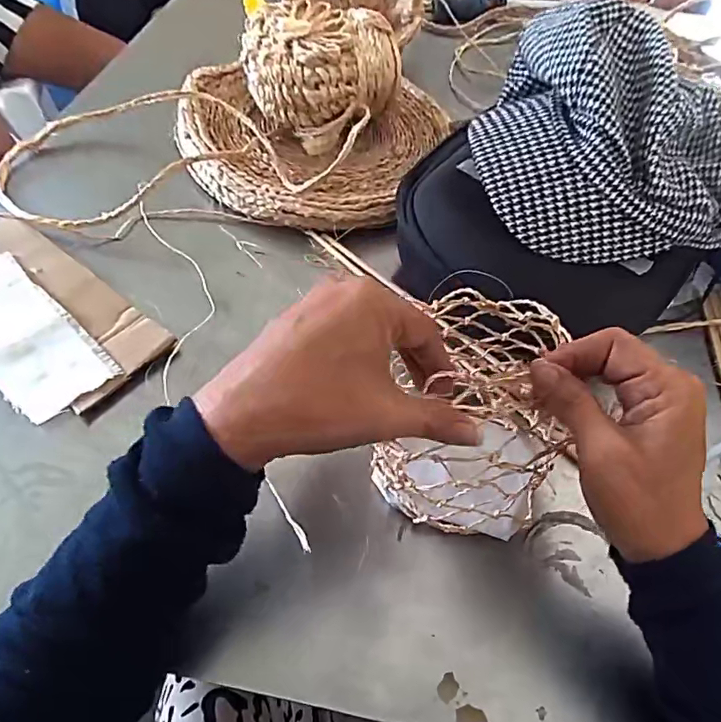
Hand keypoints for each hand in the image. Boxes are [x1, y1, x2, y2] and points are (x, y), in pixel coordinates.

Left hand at [194, 276, 481, 470]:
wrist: (242, 415)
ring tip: (392, 393)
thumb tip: (478, 433)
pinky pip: (341, 330)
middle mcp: (346, 288)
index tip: (448, 400)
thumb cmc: (322, 406)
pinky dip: (358, 353)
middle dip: (417, 364)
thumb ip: (438, 420)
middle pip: (400, 325)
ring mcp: (315, 299)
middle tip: (425, 398)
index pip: (428, 332)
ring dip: (389, 359)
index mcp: (375, 300)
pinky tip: (352, 382)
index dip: (443, 369)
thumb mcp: (388, 415)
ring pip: (369, 328)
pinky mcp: (293, 316)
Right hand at [530, 328, 707, 562]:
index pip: (614, 344)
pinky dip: (590, 400)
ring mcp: (666, 405)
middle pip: (614, 356)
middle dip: (572, 367)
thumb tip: (539, 366)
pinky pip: (618, 396)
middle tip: (535, 389)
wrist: (663, 549)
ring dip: (577, 384)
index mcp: (669, 386)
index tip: (537, 373)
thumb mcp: (599, 449)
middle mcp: (673, 387)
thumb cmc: (636, 503)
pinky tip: (565, 411)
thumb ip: (571, 400)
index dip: (571, 352)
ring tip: (543, 400)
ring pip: (613, 375)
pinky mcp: (655, 422)